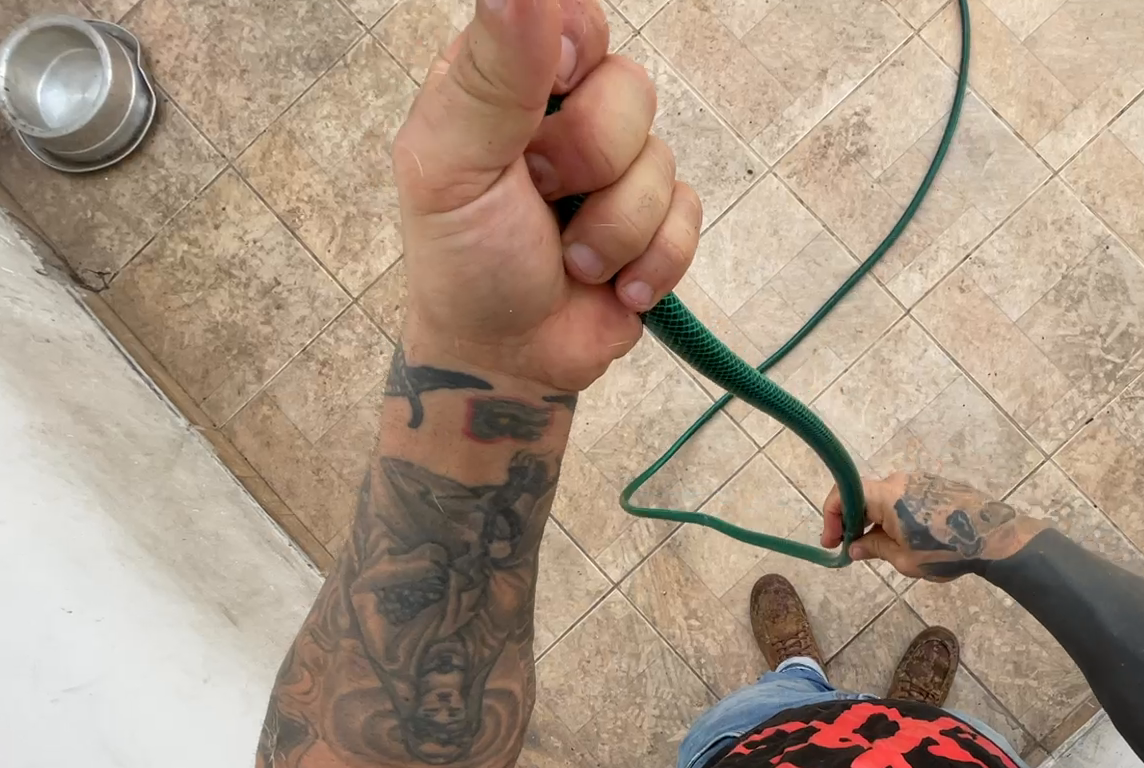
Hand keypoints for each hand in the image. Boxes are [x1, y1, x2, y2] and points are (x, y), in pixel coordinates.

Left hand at [391, 0, 700, 392]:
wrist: (513, 358)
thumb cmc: (467, 264)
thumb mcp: (453, 165)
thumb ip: (491, 74)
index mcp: (514, 85)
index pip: (573, 20)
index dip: (574, 54)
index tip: (548, 99)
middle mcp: (573, 120)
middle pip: (633, 88)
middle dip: (591, 161)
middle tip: (544, 199)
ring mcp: (622, 177)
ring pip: (663, 162)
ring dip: (616, 230)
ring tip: (572, 263)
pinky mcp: (658, 229)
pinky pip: (689, 218)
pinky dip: (654, 264)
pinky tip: (618, 290)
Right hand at [821, 473, 1043, 580]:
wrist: (995, 538)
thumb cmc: (945, 551)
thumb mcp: (903, 559)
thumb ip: (874, 549)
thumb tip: (853, 547)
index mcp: (886, 495)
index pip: (843, 494)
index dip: (830, 517)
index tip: (831, 542)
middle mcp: (899, 481)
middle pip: (863, 496)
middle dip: (851, 521)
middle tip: (851, 547)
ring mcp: (920, 481)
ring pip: (884, 499)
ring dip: (874, 520)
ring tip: (879, 548)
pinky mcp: (936, 486)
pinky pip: (904, 499)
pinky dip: (894, 516)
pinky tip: (904, 538)